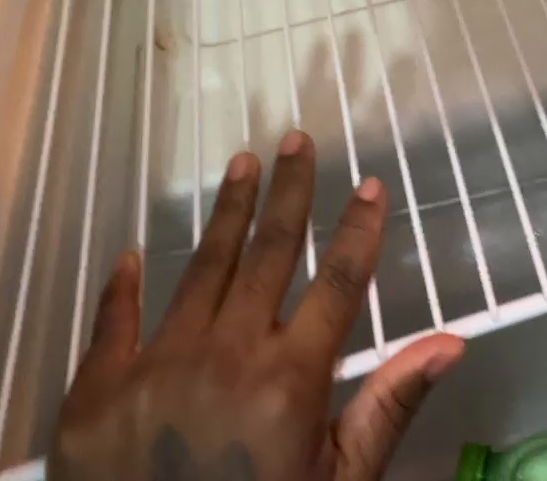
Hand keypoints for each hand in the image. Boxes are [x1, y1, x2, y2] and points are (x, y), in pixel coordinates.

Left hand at [50, 130, 463, 480]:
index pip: (338, 281)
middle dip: (288, 191)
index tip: (370, 184)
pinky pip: (113, 321)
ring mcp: (156, 366)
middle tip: (296, 139)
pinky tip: (132, 254)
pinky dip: (123, 286)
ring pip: (201, 268)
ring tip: (242, 163)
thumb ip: (389, 407)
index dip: (358, 228)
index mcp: (290, 379)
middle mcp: (227, 353)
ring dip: (225, 212)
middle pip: (268, 252)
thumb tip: (451, 343)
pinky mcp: (95, 391)